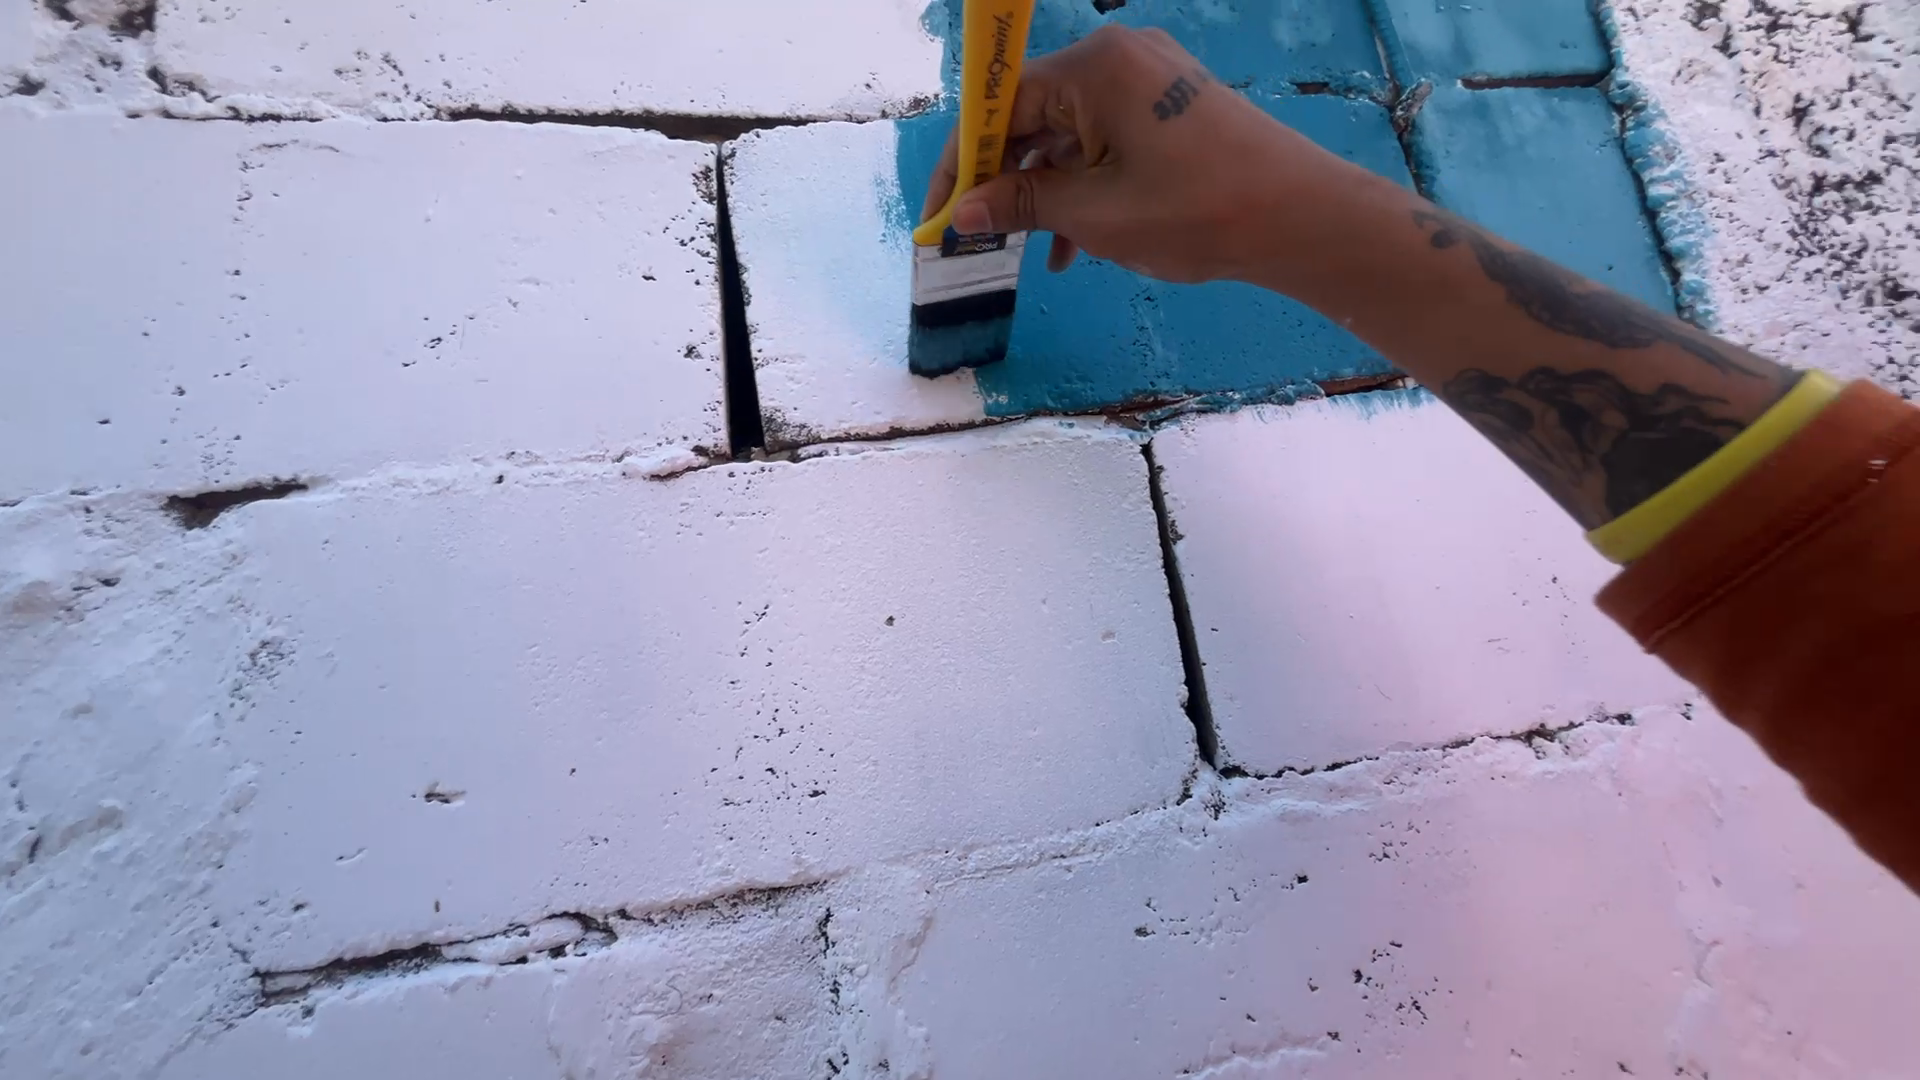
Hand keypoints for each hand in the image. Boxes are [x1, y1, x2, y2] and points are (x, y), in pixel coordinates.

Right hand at [919, 25, 1367, 284]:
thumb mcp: (1093, 213)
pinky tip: (1072, 247)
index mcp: (1093, 69)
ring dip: (1043, 195)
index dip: (961, 164)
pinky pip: (1101, 146)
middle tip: (977, 238)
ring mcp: (1143, 84)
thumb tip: (960, 214)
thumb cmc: (1191, 212)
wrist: (1295, 218)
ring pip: (1066, 139)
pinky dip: (1081, 191)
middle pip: (1030, 119)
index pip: (1000, 108)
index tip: (940, 215)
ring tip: (1029, 252)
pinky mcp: (1163, 112)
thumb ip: (1022, 205)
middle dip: (1002, 182)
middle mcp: (1115, 61)